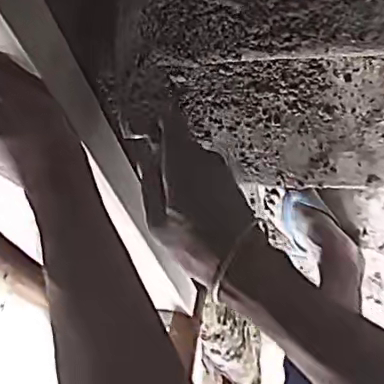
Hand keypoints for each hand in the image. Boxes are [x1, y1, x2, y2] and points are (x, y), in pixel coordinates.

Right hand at [140, 109, 257, 292]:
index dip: (157, 120)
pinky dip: (194, 181)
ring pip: (193, 157)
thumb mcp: (155, 219)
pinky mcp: (230, 183)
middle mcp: (204, 159)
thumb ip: (148, 181)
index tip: (147, 126)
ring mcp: (220, 170)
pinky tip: (187, 205)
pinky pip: (205, 172)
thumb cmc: (198, 245)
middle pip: (180, 139)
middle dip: (165, 149)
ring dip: (180, 168)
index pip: (170, 120)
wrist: (240, 262)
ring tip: (168, 195)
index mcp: (181, 161)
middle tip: (151, 166)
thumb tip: (144, 160)